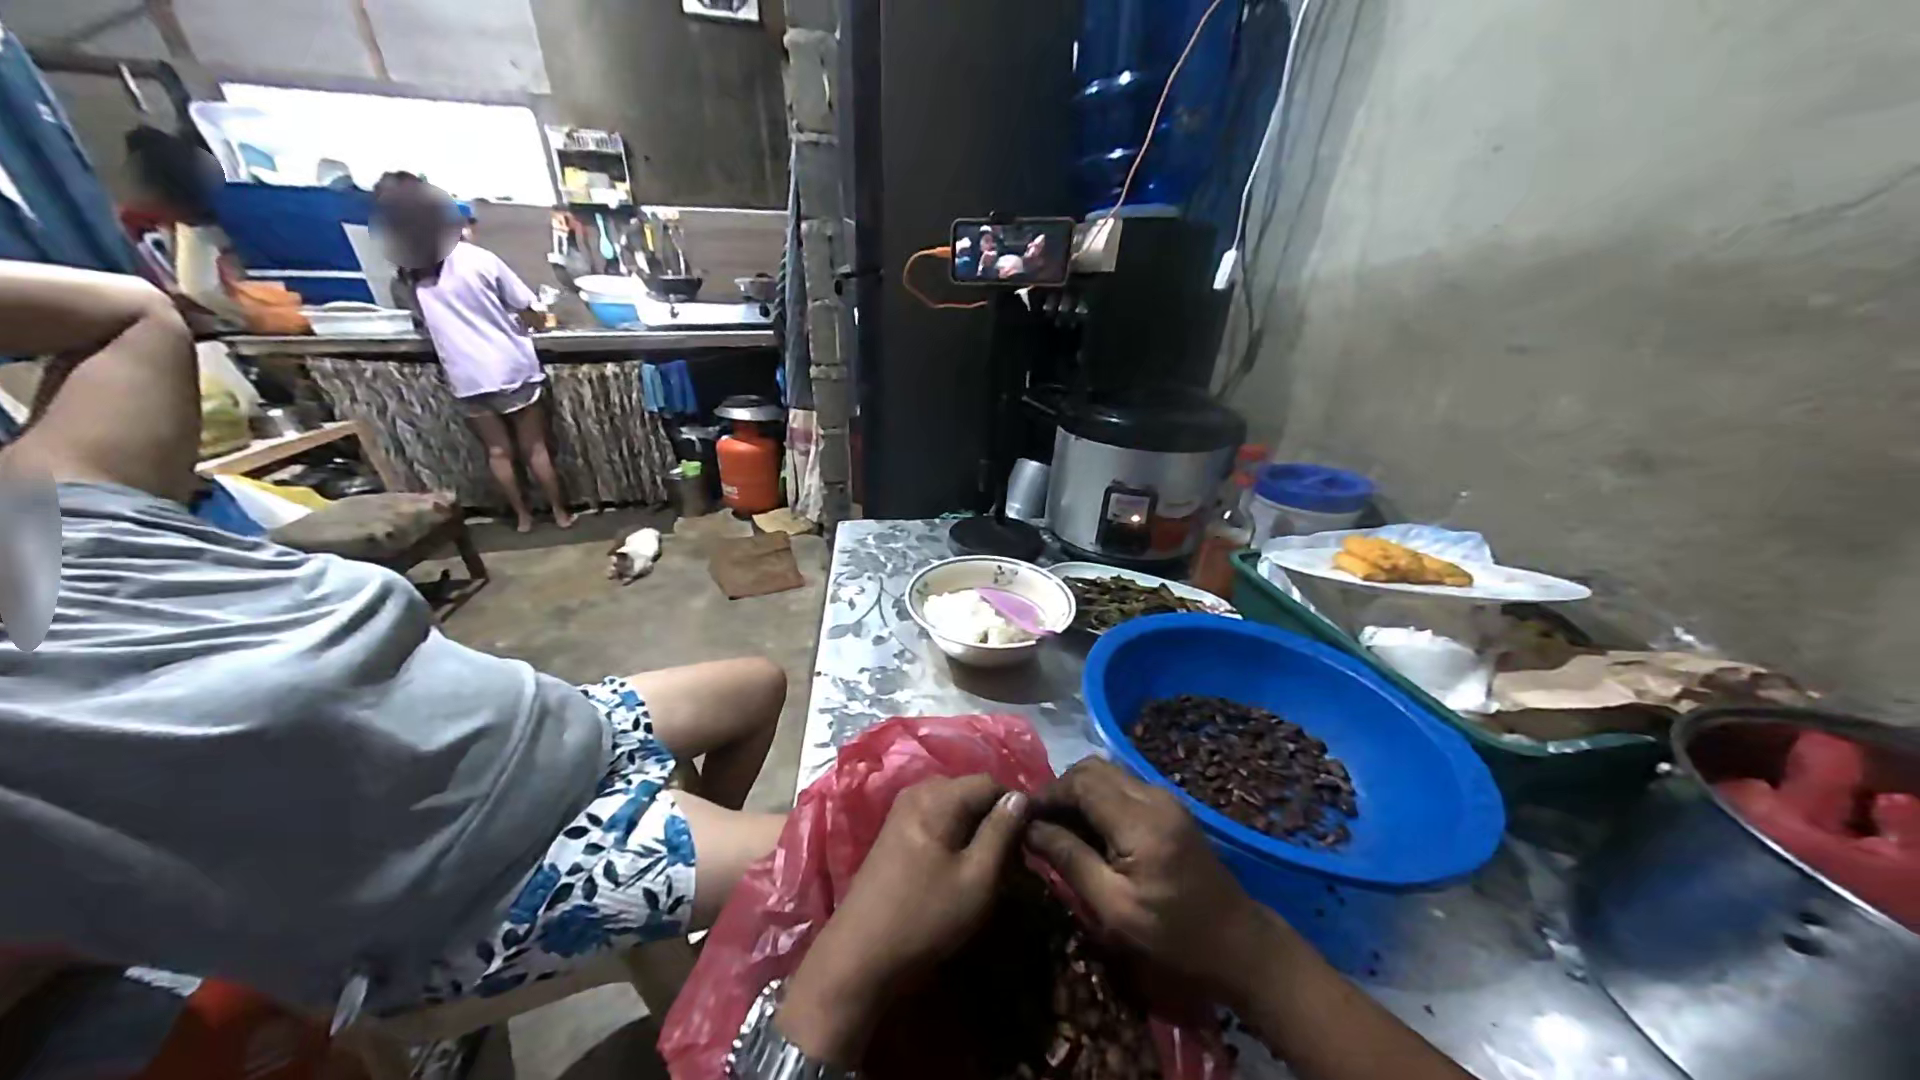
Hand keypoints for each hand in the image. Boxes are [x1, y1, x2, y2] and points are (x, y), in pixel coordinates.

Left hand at [776, 775, 1028, 1065]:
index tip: (1032, 842)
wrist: (860, 954)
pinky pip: (937, 817)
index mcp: (937, 796)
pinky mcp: (895, 830)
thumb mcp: (977, 878)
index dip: (1016, 807)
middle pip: (971, 791)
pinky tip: (961, 866)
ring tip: (990, 867)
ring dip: (977, 829)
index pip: (990, 782)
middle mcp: (918, 791)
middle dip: (996, 819)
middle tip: (1013, 860)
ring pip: (955, 805)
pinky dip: (956, 834)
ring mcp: (902, 809)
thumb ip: (1001, 832)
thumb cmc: (925, 916)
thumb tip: (1020, 797)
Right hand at [1026, 758, 1291, 1006]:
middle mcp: (1154, 797)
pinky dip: (1098, 797)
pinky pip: (1123, 786)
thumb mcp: (1113, 907)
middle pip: (1093, 768)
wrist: (1239, 944)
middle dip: (1060, 788)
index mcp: (1140, 821)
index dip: (1047, 793)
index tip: (1022, 816)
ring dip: (1078, 790)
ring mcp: (1165, 798)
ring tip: (1059, 825)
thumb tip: (1028, 827)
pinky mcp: (1169, 807)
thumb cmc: (1173, 935)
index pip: (1081, 782)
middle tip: (1039, 821)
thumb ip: (1069, 860)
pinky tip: (1088, 828)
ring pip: (1108, 773)